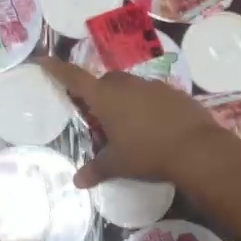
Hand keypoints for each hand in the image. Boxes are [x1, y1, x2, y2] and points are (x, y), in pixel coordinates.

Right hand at [38, 57, 220, 187]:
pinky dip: (149, 105)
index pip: (74, 78)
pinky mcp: (175, 93)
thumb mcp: (118, 164)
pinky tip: (155, 126)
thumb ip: (96, 170)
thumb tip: (77, 182)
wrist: (197, 149)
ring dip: (125, 99)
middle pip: (106, 80)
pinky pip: (154, 95)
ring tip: (129, 124)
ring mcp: (154, 86)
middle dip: (99, 91)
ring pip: (132, 86)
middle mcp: (127, 86)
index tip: (44, 59)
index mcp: (105, 98)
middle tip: (98, 113)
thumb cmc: (147, 153)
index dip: (57, 69)